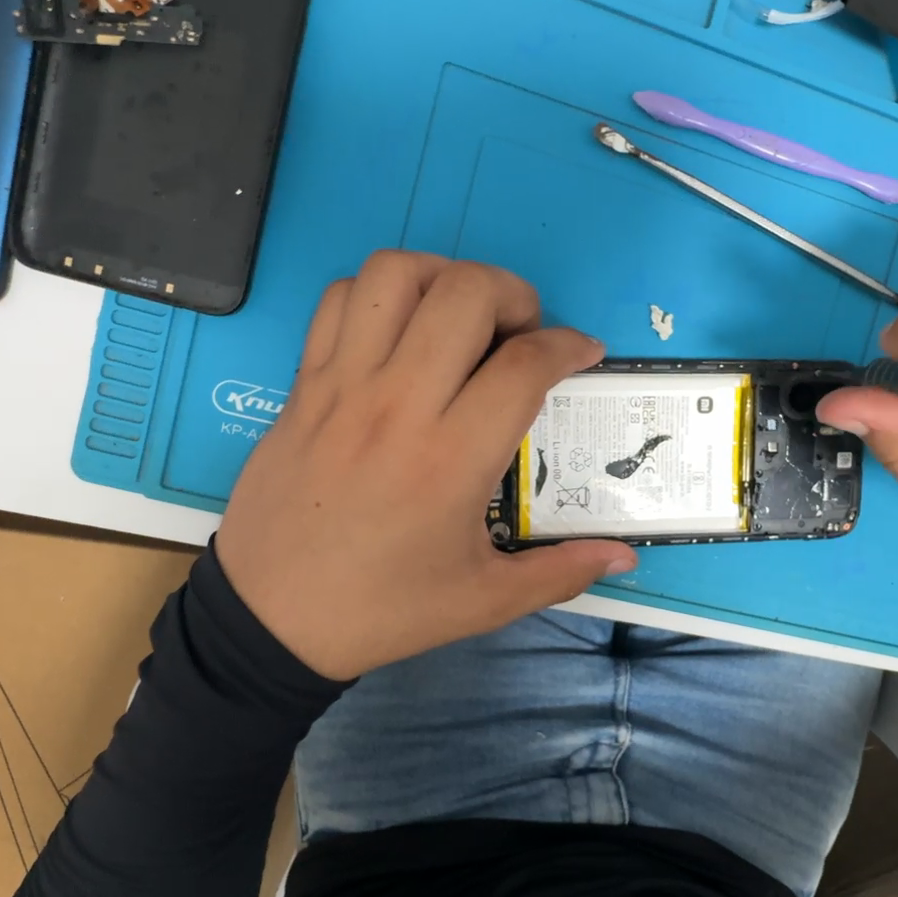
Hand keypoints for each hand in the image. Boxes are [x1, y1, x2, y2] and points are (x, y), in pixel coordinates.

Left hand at [215, 251, 636, 679]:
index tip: (584, 353)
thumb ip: (563, 573)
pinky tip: (401, 329)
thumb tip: (626, 555)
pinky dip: (379, 293)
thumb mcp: (485, 602)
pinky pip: (338, 300)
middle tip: (524, 332)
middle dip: (515, 294)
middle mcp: (399, 404)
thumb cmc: (384, 609)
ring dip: (445, 276)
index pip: (525, 364)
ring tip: (463, 315)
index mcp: (451, 458)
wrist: (270, 620)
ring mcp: (343, 386)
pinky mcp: (303, 384)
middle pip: (466, 294)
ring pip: (395, 275)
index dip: (569, 345)